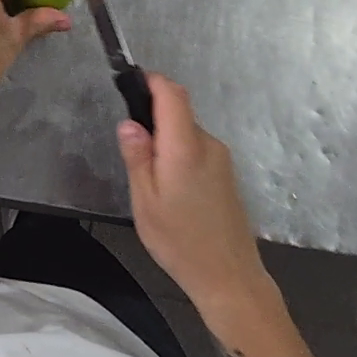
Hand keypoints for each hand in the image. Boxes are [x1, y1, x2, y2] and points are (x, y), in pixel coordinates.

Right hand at [118, 73, 276, 308]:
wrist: (228, 276)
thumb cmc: (179, 240)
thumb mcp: (144, 200)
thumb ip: (137, 157)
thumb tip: (129, 123)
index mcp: (186, 147)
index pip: (173, 95)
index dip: (153, 81)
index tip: (131, 80)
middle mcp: (209, 146)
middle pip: (180, 112)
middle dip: (153, 116)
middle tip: (129, 146)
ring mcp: (222, 160)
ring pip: (188, 133)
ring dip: (166, 139)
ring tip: (146, 176)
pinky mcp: (226, 175)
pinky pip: (197, 150)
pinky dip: (178, 154)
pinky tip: (168, 186)